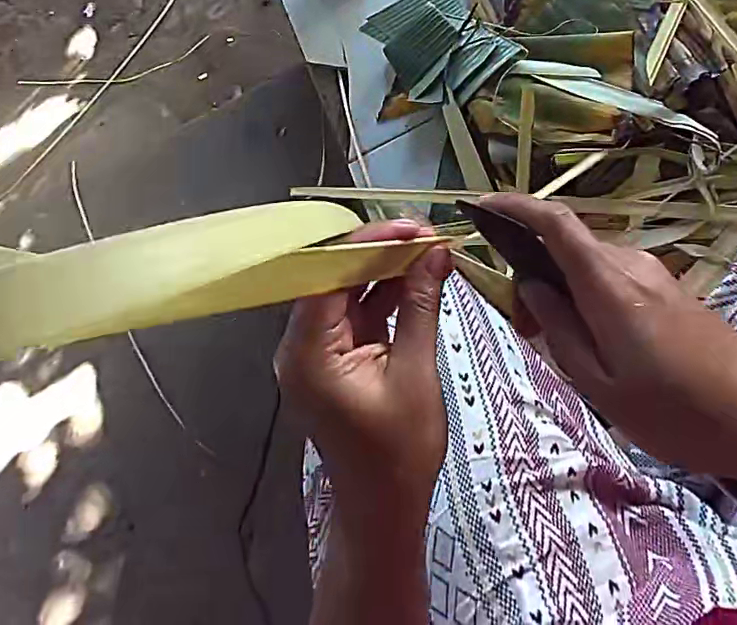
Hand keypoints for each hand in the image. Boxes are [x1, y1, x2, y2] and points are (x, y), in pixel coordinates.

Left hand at [274, 219, 452, 526]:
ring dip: (383, 269)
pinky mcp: (331, 355)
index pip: (329, 275)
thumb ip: (420, 305)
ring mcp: (314, 349)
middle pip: (334, 278)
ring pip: (345, 291)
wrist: (384, 510)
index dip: (369, 243)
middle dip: (379, 251)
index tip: (412, 227)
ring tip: (425, 247)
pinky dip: (382, 293)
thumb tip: (436, 252)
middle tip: (425, 233)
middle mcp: (300, 344)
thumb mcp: (415, 373)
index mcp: (307, 352)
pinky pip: (354, 311)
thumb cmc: (399, 453)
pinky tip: (414, 273)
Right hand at [484, 193, 736, 488]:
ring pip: (585, 263)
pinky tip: (591, 338)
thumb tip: (529, 285)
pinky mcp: (664, 287)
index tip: (481, 207)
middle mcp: (628, 264)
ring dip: (560, 286)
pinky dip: (584, 293)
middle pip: (565, 245)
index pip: (554, 223)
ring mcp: (650, 272)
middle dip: (531, 268)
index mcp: (608, 284)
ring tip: (555, 338)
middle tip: (522, 322)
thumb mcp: (602, 385)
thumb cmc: (679, 410)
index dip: (514, 206)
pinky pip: (608, 276)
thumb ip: (558, 329)